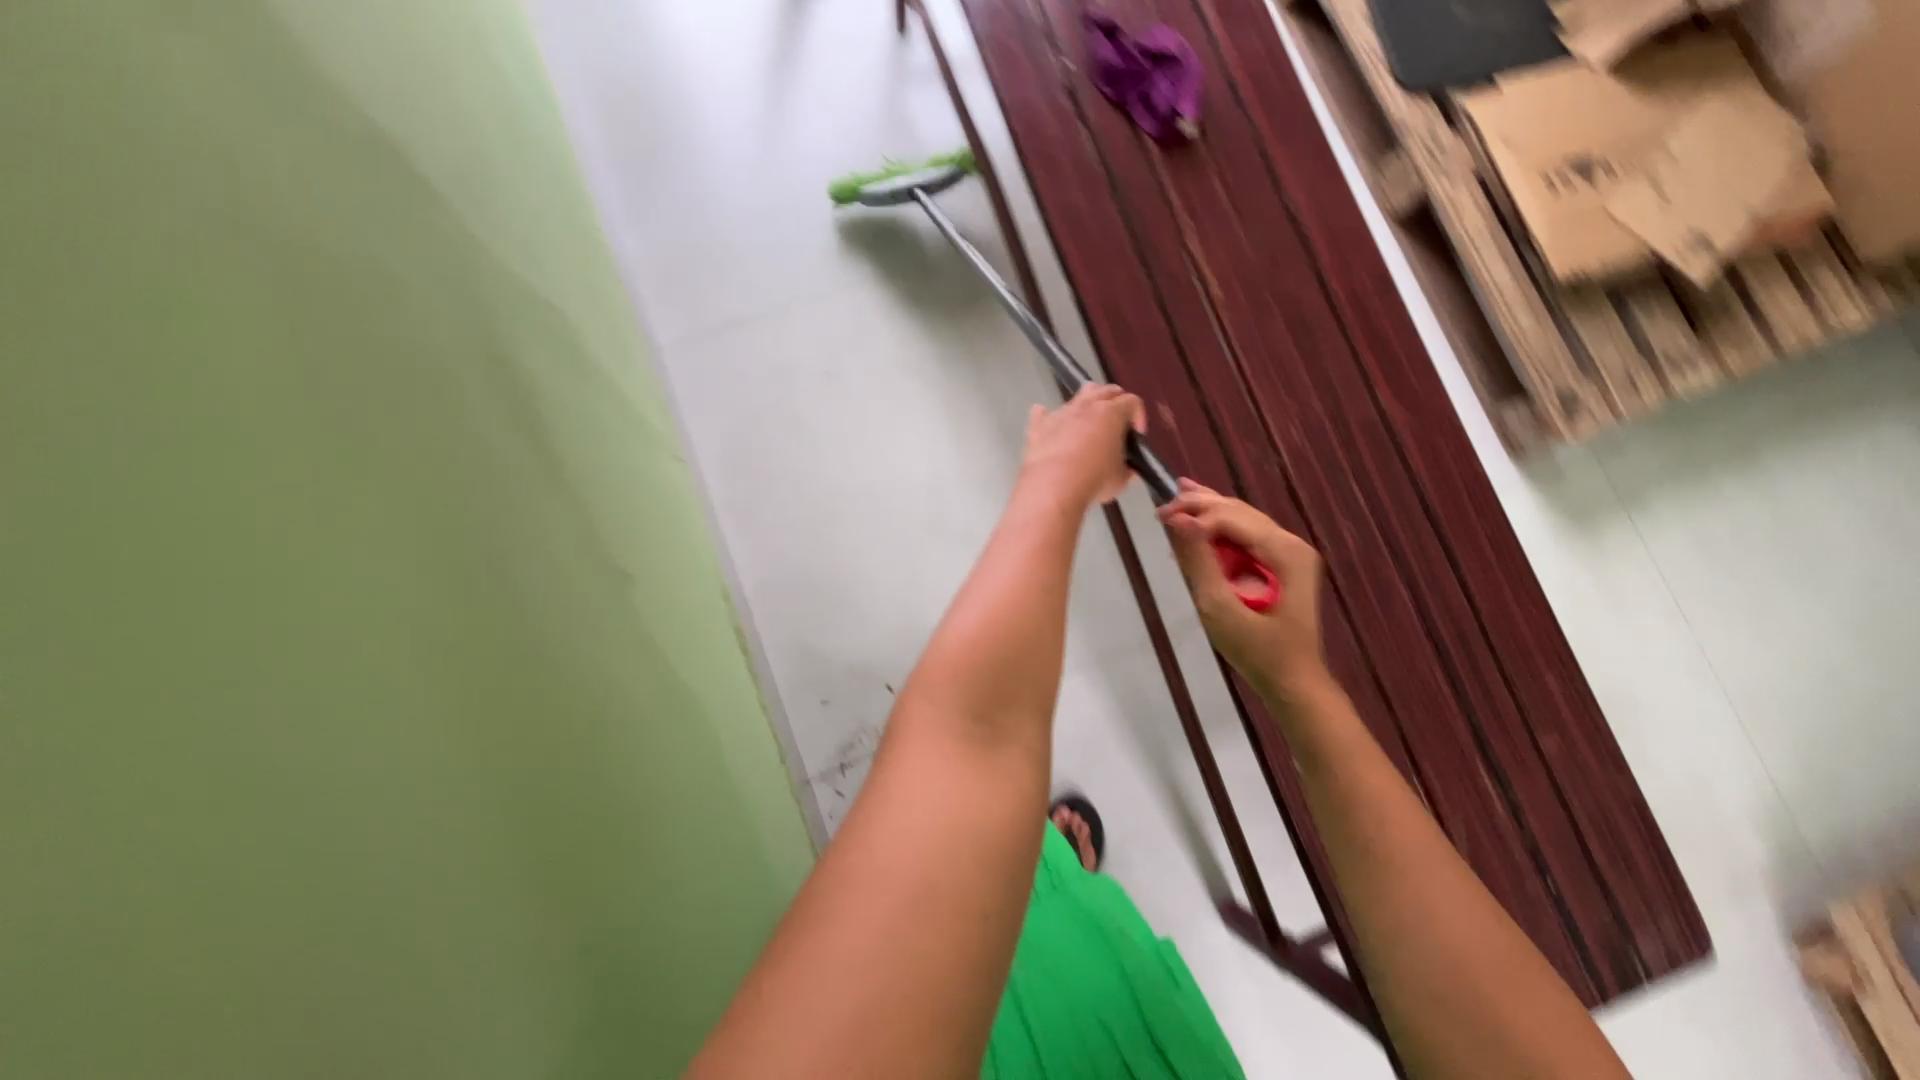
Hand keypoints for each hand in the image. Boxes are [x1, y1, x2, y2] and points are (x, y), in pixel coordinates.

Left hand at [1018, 383, 1144, 507]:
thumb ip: (1127, 469)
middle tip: (1117, 422)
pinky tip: (1049, 422)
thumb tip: (1131, 470)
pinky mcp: (1039, 426)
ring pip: (1077, 396)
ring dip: (1086, 404)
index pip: (1132, 402)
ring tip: (1088, 422)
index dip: (1138, 416)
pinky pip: (1042, 414)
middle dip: (1115, 402)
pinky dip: (1047, 416)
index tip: (1137, 435)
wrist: (1053, 486)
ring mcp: (1061, 413)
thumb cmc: (1094, 479)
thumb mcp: (1120, 479)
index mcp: (1111, 414)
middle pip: (1106, 390)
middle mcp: (1086, 406)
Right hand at [1157, 480, 1327, 694]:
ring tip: (1177, 497)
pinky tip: (1199, 521)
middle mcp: (1292, 545)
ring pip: (1243, 522)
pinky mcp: (1283, 567)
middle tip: (1162, 506)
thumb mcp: (1220, 609)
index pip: (1232, 518)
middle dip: (1201, 505)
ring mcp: (1290, 555)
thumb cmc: (1259, 652)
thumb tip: (1177, 519)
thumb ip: (1199, 560)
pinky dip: (1220, 530)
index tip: (1159, 519)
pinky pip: (1247, 539)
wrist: (1294, 685)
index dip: (1195, 513)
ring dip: (1209, 512)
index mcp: (1285, 552)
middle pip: (1240, 513)